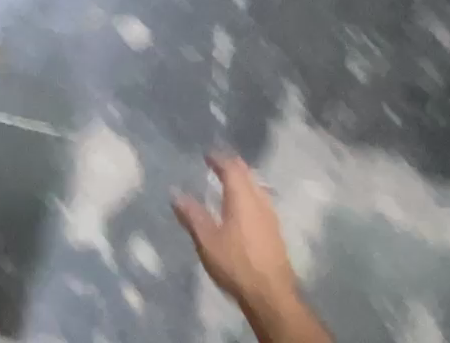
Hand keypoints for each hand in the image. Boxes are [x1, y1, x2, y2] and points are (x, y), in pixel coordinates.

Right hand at [173, 152, 299, 311]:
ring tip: (229, 181)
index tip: (207, 154)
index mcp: (242, 197)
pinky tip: (244, 206)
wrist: (271, 295)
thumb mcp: (206, 240)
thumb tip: (175, 192)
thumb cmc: (235, 263)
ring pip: (256, 186)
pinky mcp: (275, 230)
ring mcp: (270, 215)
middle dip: (232, 165)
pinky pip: (261, 200)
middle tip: (217, 162)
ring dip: (242, 179)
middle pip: (246, 173)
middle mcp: (259, 200)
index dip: (218, 158)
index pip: (231, 167)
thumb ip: (191, 215)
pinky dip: (249, 193)